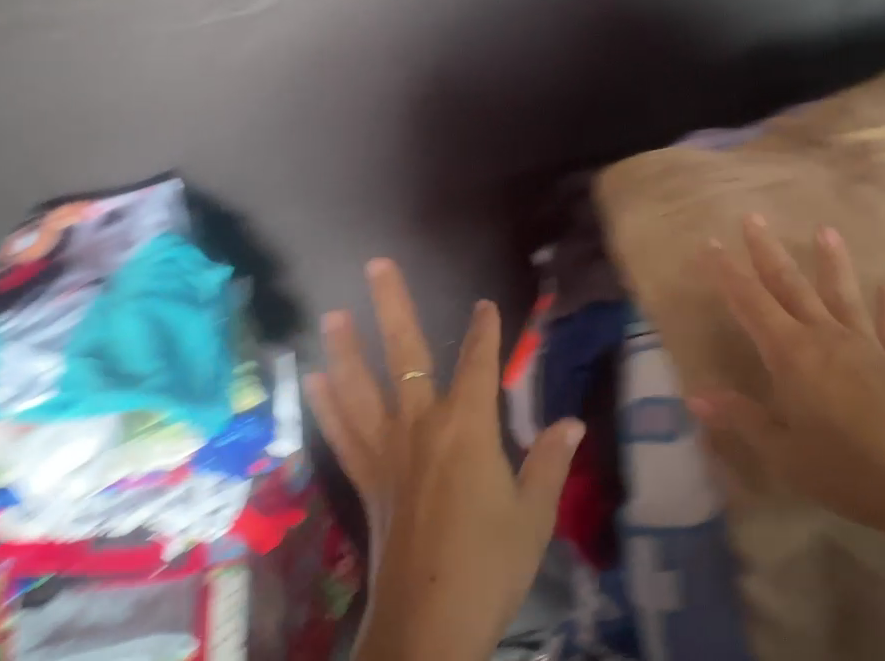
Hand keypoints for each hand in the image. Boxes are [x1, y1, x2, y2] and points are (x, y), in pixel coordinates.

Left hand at [305, 259, 583, 660]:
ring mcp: (387, 452)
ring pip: (361, 388)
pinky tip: (312, 380)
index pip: (479, 364)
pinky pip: (343, 434)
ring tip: (330, 313)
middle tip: (375, 265)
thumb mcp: (534, 516)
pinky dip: (327, 406)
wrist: (431, 619)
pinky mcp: (366, 479)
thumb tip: (572, 423)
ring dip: (345, 349)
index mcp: (468, 429)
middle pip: (405, 356)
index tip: (484, 304)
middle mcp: (421, 427)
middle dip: (392, 306)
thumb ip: (550, 463)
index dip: (484, 331)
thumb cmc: (491, 565)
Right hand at [690, 216, 884, 544]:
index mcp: (791, 354)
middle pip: (791, 287)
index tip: (710, 242)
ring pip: (842, 296)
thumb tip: (694, 397)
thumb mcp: (784, 451)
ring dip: (831, 263)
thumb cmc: (848, 469)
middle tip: (752, 218)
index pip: (749, 303)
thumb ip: (742, 418)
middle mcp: (826, 339)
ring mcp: (868, 350)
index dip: (727, 273)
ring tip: (826, 230)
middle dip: (768, 253)